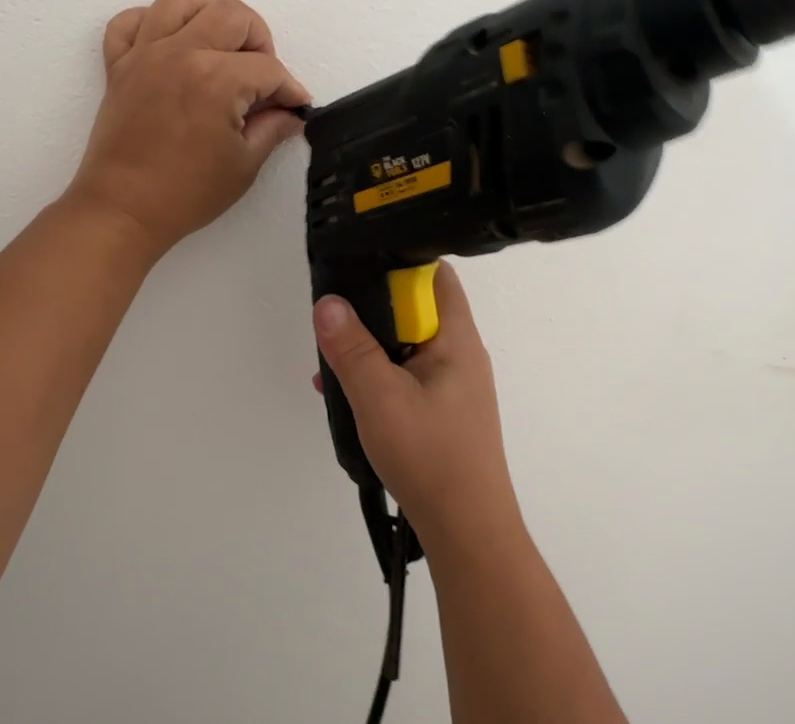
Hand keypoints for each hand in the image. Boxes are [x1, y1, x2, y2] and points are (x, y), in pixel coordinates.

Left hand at [67, 0, 309, 253]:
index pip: (268, 67)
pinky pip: (129, 23)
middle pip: (232, 15)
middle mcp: (180, 54)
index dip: (289, 88)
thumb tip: (290, 113)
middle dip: (259, 39)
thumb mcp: (244, 165)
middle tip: (262, 75)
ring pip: (180, 3)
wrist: (123, 211)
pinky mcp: (118, 67)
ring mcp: (145, 56)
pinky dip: (149, 23)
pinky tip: (169, 44)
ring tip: (220, 46)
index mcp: (217, 79)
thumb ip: (272, 128)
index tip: (295, 105)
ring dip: (208, 15)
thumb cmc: (185, 194)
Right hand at [313, 262, 521, 542]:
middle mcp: (461, 354)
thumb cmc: (429, 455)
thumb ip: (352, 348)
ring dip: (370, 351)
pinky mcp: (444, 413)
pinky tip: (346, 398)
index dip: (398, 265)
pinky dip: (378, 379)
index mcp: (457, 338)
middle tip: (335, 322)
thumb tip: (329, 303)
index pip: (436, 276)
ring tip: (331, 365)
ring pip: (407, 348)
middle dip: (372, 312)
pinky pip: (407, 378)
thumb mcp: (379, 397)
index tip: (356, 270)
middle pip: (416, 310)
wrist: (466, 529)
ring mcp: (454, 386)